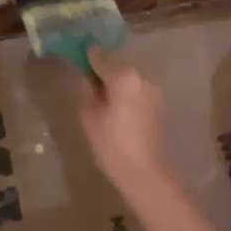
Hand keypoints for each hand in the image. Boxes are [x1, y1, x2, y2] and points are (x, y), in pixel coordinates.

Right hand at [74, 46, 177, 205]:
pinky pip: (136, 89)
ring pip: (127, 77)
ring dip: (113, 83)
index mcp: (124, 75)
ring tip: (100, 104)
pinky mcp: (159, 103)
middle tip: (84, 88)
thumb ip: (82, 86)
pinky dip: (125, 93)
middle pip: (115, 63)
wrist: (148, 175)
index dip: (82, 57)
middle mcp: (142, 75)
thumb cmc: (112, 146)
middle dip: (99, 71)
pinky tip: (116, 113)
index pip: (98, 55)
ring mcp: (153, 89)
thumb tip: (75, 67)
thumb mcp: (89, 115)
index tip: (71, 62)